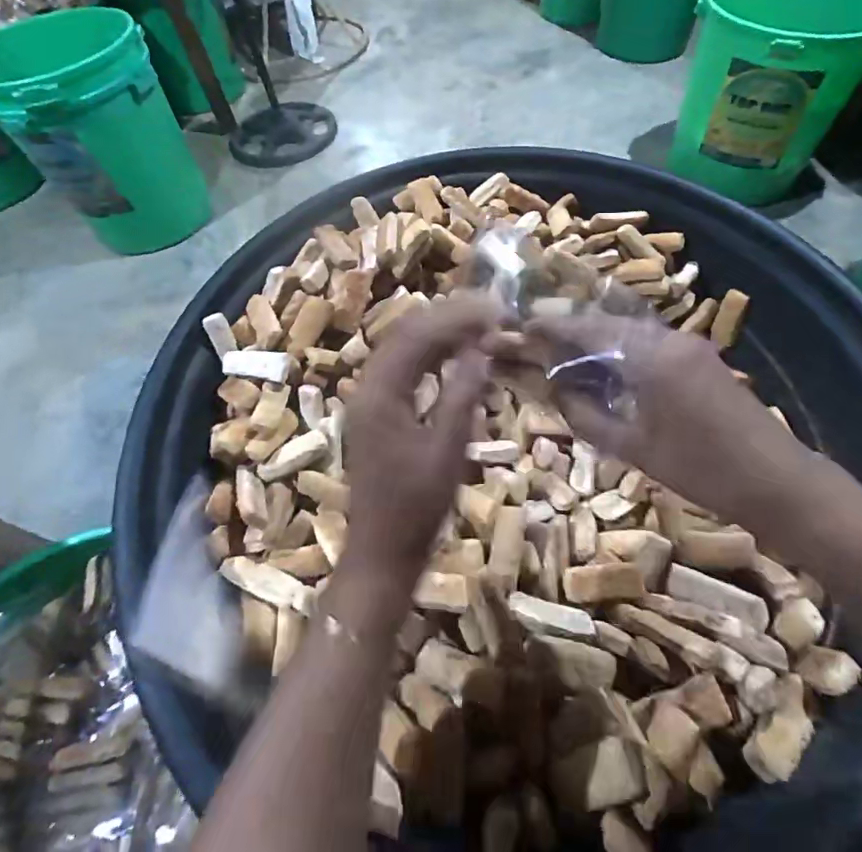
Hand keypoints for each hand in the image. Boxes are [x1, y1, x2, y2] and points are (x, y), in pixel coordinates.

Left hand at [342, 296, 496, 575]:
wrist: (383, 551)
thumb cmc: (417, 507)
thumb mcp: (448, 449)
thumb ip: (463, 394)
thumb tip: (482, 347)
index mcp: (379, 394)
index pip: (417, 336)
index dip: (457, 318)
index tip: (495, 309)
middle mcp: (366, 388)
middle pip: (405, 334)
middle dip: (448, 318)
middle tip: (491, 310)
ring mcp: (367, 401)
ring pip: (403, 349)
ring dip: (439, 333)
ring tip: (479, 324)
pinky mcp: (376, 414)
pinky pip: (403, 369)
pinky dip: (431, 356)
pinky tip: (455, 356)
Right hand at [518, 313, 812, 524]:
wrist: (777, 481)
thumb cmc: (701, 470)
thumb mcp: (633, 448)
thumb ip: (586, 415)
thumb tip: (555, 390)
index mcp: (649, 356)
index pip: (586, 330)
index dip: (549, 329)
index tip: (518, 328)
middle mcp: (668, 337)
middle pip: (605, 324)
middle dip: (568, 331)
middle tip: (534, 342)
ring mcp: (688, 344)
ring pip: (626, 332)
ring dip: (593, 340)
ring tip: (560, 356)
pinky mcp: (700, 358)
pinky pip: (647, 344)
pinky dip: (618, 351)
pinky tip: (602, 370)